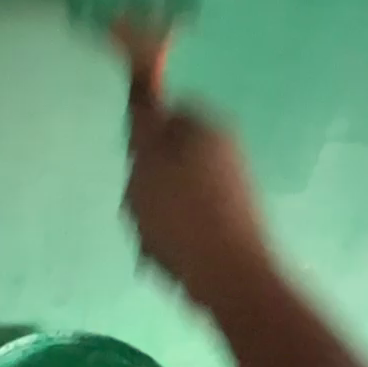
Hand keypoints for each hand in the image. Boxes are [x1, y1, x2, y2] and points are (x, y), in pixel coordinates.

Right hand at [124, 100, 277, 310]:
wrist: (229, 277)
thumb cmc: (181, 217)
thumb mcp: (148, 163)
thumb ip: (144, 124)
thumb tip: (145, 89)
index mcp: (209, 128)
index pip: (169, 113)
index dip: (145, 136)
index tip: (133, 163)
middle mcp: (227, 153)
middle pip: (170, 157)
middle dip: (147, 183)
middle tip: (138, 208)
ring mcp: (233, 191)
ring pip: (175, 194)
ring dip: (156, 216)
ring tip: (153, 240)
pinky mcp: (233, 225)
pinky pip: (190, 222)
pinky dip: (175, 237)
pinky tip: (168, 257)